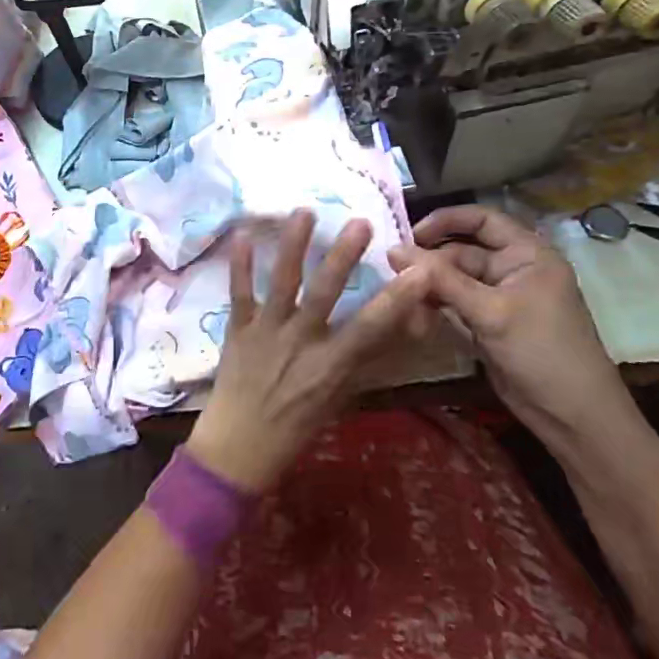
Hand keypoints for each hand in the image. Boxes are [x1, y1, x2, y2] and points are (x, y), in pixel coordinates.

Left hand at [186, 210, 432, 492]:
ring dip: (294, 246)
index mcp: (330, 365)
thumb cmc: (295, 428)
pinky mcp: (238, 329)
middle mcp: (300, 342)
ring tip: (304, 211)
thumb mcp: (338, 400)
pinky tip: (244, 234)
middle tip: (360, 223)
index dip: (398, 299)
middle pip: (323, 294)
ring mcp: (266, 332)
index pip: (370, 327)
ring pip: (282, 283)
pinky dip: (241, 265)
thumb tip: (394, 333)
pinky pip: (239, 293)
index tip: (420, 269)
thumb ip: (362, 363)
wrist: (238, 447)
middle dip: (343, 257)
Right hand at [388, 206, 631, 444]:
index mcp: (527, 254)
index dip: (445, 220)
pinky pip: (454, 304)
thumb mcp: (490, 311)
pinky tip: (409, 311)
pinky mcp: (487, 323)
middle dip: (429, 259)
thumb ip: (441, 280)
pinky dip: (434, 306)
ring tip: (394, 290)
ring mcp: (499, 298)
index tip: (408, 233)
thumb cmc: (541, 351)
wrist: (572, 415)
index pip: (482, 220)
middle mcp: (512, 269)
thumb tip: (393, 250)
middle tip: (390, 269)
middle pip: (461, 251)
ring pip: (454, 280)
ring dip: (428, 285)